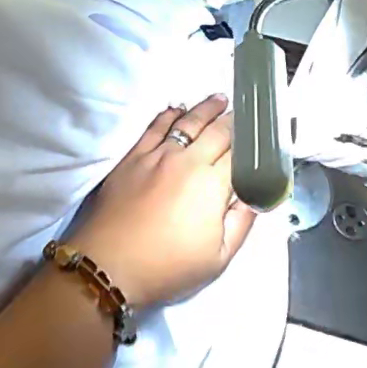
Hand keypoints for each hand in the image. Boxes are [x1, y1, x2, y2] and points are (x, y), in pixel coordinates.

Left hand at [70, 96, 256, 310]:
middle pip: (218, 130)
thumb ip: (242, 222)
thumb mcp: (218, 258)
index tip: (260, 134)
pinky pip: (156, 126)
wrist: (107, 268)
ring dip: (207, 108)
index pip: (239, 153)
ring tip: (219, 99)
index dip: (252, 141)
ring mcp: (158, 155)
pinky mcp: (134, 156)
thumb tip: (256, 196)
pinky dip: (171, 114)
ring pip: (189, 122)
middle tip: (243, 113)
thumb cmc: (166, 268)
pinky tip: (179, 109)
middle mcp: (188, 161)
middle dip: (234, 120)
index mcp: (213, 185)